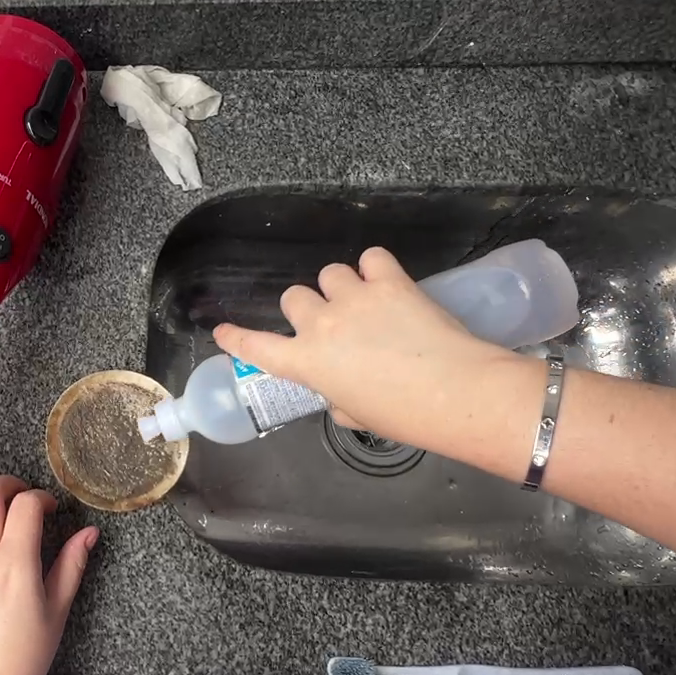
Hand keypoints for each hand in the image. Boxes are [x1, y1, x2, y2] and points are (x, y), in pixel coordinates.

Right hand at [212, 247, 537, 450]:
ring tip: (363, 301)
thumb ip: (336, 395)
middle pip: (293, 297)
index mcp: (305, 363)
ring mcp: (353, 299)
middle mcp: (320, 325)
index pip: (254, 348)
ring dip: (340, 286)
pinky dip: (375, 268)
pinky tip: (386, 283)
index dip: (234, 338)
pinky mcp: (389, 281)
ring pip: (329, 273)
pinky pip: (370, 257)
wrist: (455, 392)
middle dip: (307, 309)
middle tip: (331, 323)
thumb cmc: (403, 416)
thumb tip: (342, 388)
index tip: (221, 331)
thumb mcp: (355, 414)